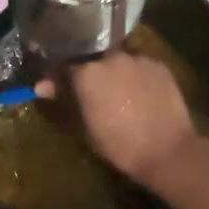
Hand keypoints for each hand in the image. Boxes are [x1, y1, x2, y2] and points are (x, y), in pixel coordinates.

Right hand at [60, 51, 201, 184]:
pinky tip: (139, 93)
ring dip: (113, 72)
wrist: (166, 150)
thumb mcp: (84, 126)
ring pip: (118, 61)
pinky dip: (135, 76)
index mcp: (87, 72)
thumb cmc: (118, 144)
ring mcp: (138, 59)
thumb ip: (64, 100)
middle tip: (90, 91)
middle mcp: (111, 57)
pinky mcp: (159, 65)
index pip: (64, 64)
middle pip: (92, 59)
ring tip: (118, 92)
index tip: (56, 86)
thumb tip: (42, 86)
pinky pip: (139, 66)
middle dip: (88, 72)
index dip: (58, 75)